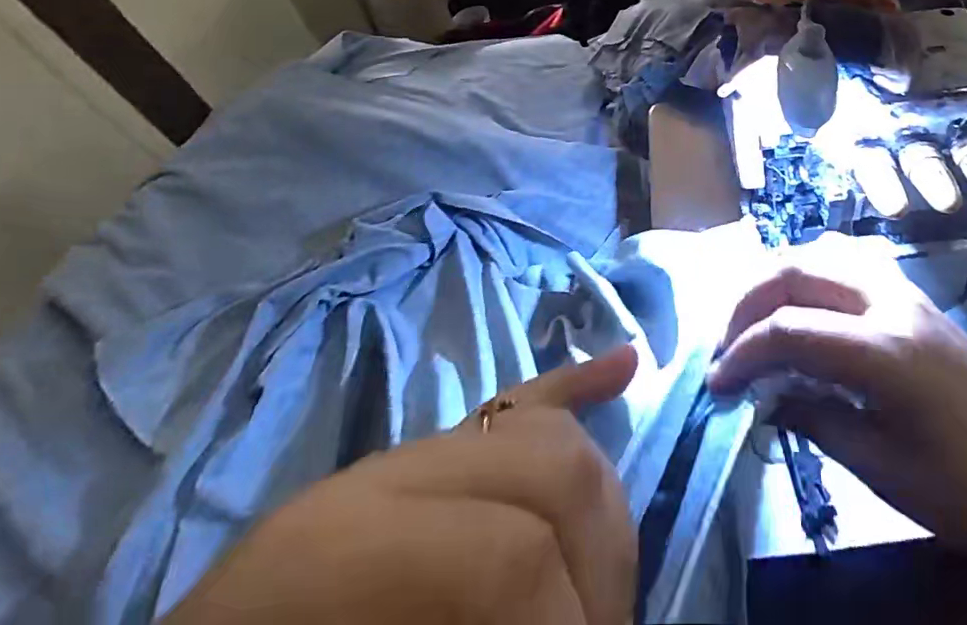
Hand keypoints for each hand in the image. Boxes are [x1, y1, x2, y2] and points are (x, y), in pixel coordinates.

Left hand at [165, 346, 640, 624]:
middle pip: (555, 471)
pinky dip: (578, 386)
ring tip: (604, 576)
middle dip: (604, 556)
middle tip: (604, 623)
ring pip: (550, 435)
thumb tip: (567, 612)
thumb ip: (485, 610)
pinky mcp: (425, 449)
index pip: (512, 557)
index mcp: (339, 551)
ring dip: (602, 505)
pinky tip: (627, 366)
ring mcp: (408, 450)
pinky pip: (516, 402)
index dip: (566, 615)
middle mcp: (383, 476)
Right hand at [708, 264, 966, 624]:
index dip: (741, 353)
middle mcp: (893, 303)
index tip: (714, 386)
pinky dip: (813, 283)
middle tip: (726, 346)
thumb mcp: (880, 468)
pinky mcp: (919, 302)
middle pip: (800, 268)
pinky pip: (852, 269)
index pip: (788, 329)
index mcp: (883, 350)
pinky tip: (804, 319)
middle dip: (750, 300)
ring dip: (781, 282)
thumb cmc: (966, 490)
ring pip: (826, 256)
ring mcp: (909, 295)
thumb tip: (764, 395)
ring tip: (756, 326)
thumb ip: (815, 418)